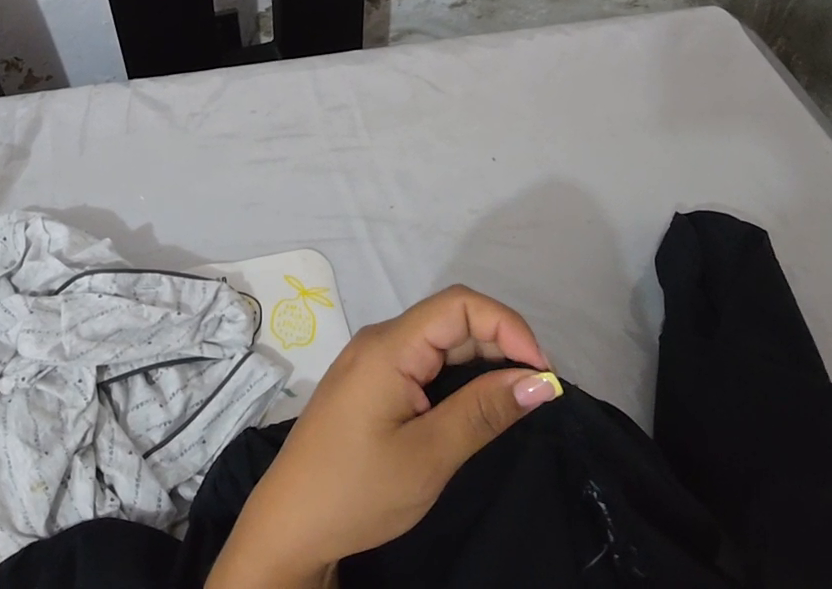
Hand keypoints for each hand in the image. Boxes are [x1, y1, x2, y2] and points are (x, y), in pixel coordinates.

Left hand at [205, 285, 562, 588]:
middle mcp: (379, 341)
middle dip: (500, 342)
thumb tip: (542, 380)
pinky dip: (457, 375)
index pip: (460, 305)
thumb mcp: (429, 455)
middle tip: (537, 390)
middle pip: (450, 318)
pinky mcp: (370, 383)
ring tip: (516, 397)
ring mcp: (372, 361)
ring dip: (482, 359)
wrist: (289, 527)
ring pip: (439, 340)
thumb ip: (484, 411)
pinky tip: (478, 402)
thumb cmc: (357, 491)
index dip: (508, 325)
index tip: (542, 372)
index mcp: (389, 346)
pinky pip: (422, 361)